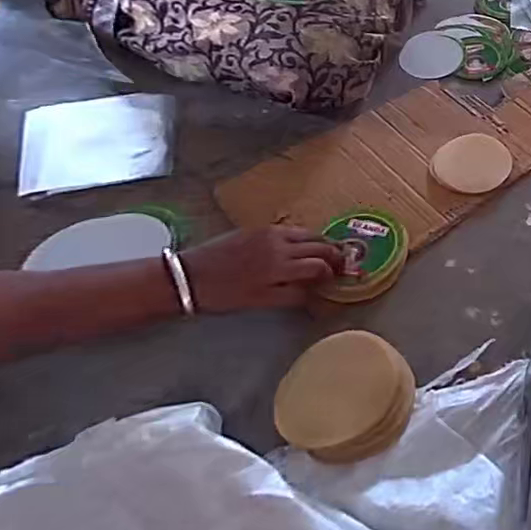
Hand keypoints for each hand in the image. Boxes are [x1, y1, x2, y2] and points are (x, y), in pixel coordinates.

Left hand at [180, 225, 346, 312]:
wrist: (188, 276)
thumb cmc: (224, 295)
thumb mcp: (260, 301)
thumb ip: (293, 295)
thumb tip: (317, 293)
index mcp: (281, 266)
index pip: (319, 265)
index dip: (332, 273)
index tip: (336, 279)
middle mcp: (280, 244)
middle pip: (319, 246)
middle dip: (334, 254)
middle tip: (342, 263)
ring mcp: (270, 233)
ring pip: (308, 233)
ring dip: (322, 243)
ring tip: (327, 252)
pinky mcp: (259, 228)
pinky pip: (292, 229)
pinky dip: (304, 236)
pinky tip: (303, 245)